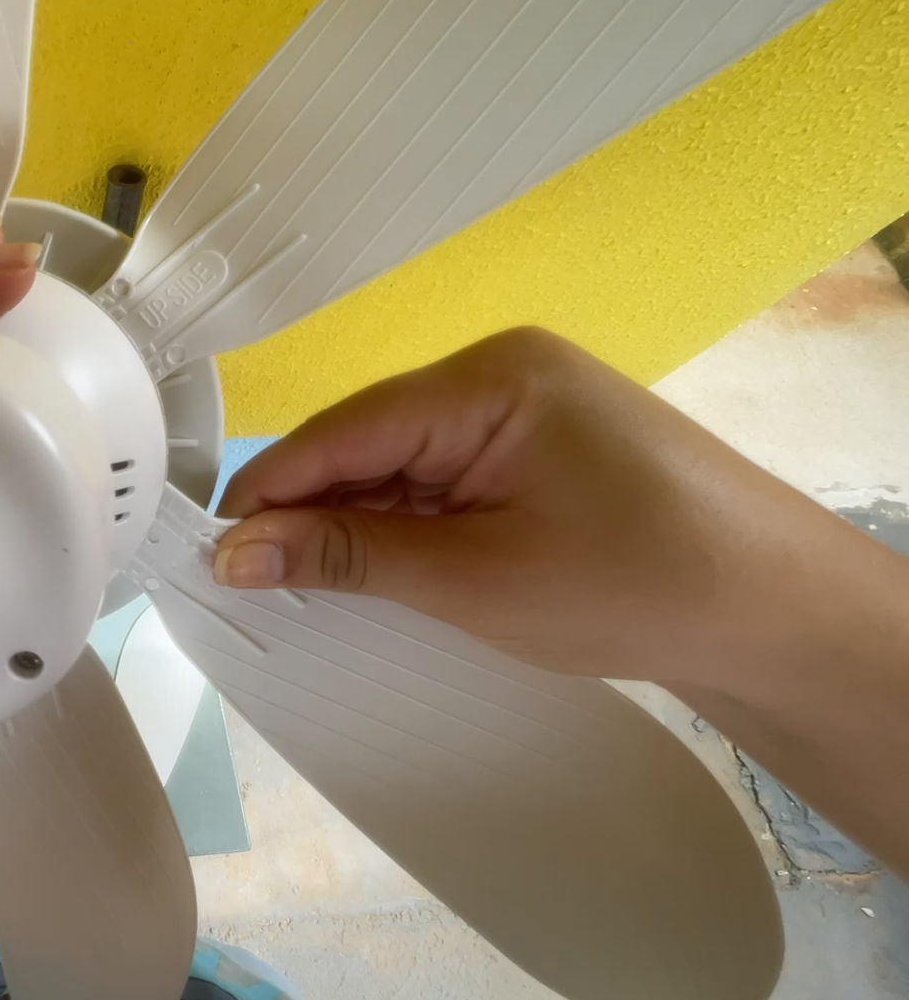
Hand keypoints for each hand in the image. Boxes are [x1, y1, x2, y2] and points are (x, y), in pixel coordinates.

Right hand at [210, 327, 900, 701]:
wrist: (787, 623)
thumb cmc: (636, 589)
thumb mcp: (467, 577)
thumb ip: (340, 554)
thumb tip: (229, 555)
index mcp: (486, 381)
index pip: (337, 432)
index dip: (265, 492)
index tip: (211, 549)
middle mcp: (490, 376)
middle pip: (355, 442)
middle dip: (305, 509)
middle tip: (254, 575)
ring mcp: (507, 407)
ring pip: (383, 462)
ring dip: (344, 519)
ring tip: (304, 577)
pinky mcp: (517, 443)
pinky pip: (421, 475)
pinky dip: (386, 521)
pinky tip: (367, 559)